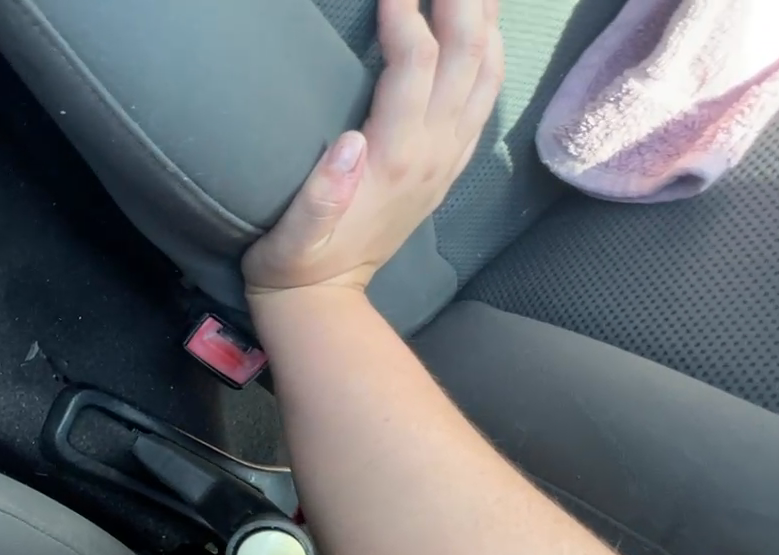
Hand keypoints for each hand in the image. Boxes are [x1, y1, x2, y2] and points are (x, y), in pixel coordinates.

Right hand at [242, 0, 502, 300]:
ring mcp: (444, 161)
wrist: (321, 301)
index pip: (414, 69)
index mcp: (392, 161)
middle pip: (463, 58)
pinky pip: (483, 101)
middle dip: (458, 5)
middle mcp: (430, 153)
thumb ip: (320, 195)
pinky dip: (488, 58)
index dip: (406, 23)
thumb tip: (349, 140)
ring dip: (482, 23)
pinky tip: (479, 39)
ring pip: (484, 73)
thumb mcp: (290, 239)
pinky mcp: (444, 170)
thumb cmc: (292, 266)